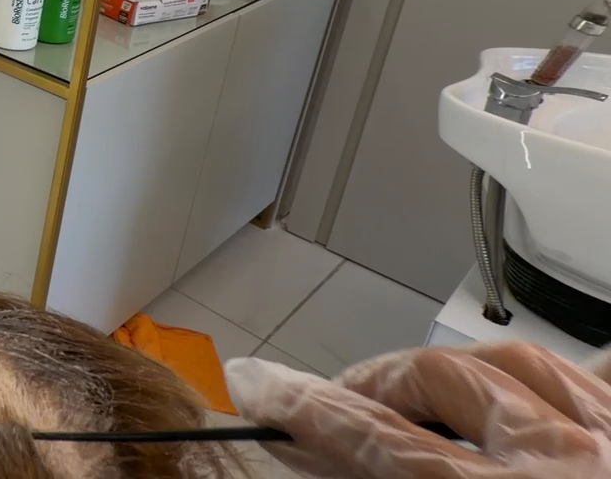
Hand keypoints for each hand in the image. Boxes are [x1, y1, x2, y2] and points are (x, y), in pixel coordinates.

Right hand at [225, 342, 610, 476]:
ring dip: (463, 374)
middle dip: (373, 383)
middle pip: (439, 375)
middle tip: (339, 405)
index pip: (366, 431)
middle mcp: (578, 471)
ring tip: (432, 396)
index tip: (254, 386)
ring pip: (530, 363)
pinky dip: (584, 386)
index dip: (295, 402)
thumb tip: (314, 459)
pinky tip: (557, 400)